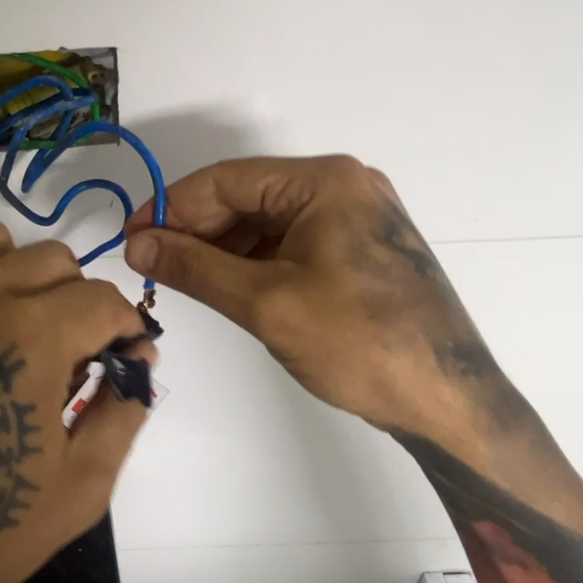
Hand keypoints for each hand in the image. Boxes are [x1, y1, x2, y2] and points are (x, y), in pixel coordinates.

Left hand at [0, 221, 156, 582]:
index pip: (101, 298)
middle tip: (70, 353)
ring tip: (15, 331)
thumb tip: (139, 363)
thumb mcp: (80, 486)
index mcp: (30, 335)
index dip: (125, 326)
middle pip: (50, 259)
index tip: (123, 356)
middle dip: (77, 298)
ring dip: (17, 275)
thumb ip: (123, 411)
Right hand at [123, 155, 491, 431]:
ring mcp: (359, 217)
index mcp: (326, 182)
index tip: (131, 239)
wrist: (450, 401)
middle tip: (151, 265)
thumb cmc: (358, 344)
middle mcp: (345, 186)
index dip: (171, 207)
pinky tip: (228, 284)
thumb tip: (138, 246)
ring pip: (270, 220)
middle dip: (197, 229)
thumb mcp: (266, 302)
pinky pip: (295, 241)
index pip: (227, 180)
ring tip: (182, 279)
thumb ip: (196, 267)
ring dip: (223, 247)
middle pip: (249, 196)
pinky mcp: (363, 248)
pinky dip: (257, 260)